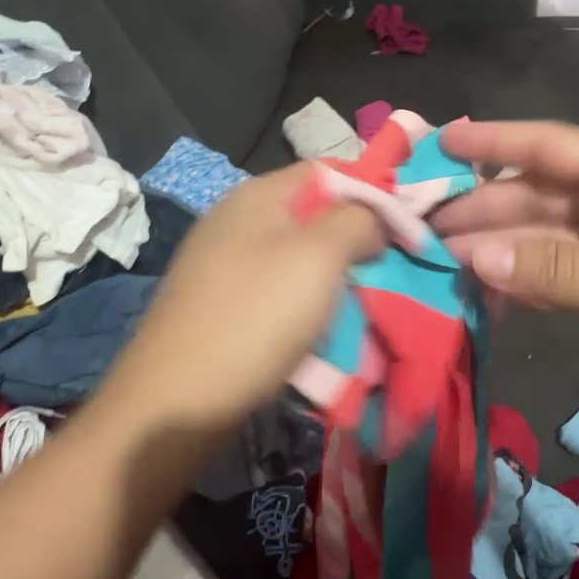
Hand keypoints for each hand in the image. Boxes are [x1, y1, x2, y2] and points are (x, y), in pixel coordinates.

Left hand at [99, 164, 384, 430]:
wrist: (174, 406)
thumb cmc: (254, 318)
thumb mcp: (319, 257)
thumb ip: (356, 219)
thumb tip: (373, 216)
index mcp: (257, 196)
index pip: (328, 171)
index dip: (370, 193)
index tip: (404, 231)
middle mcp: (236, 221)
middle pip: (313, 217)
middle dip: (354, 245)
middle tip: (386, 278)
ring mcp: (221, 265)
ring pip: (297, 262)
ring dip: (332, 284)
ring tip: (358, 313)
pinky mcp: (217, 306)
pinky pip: (276, 295)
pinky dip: (303, 312)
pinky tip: (317, 339)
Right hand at [434, 121, 578, 406]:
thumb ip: (560, 270)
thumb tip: (472, 254)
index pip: (551, 145)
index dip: (493, 140)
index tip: (438, 144)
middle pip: (542, 192)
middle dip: (486, 207)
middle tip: (428, 231)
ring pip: (552, 235)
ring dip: (505, 247)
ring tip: (449, 267)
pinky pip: (569, 272)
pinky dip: (533, 280)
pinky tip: (497, 295)